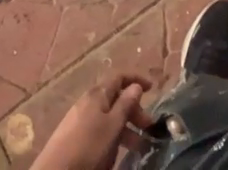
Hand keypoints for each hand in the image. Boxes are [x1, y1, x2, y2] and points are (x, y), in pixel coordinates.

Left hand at [29, 72, 155, 169]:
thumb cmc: (88, 146)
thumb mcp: (112, 126)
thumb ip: (126, 104)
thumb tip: (136, 86)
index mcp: (97, 94)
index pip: (119, 77)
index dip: (136, 79)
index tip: (152, 88)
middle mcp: (88, 102)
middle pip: (116, 98)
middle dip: (134, 110)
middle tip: (148, 127)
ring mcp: (80, 119)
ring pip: (109, 117)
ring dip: (126, 127)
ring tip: (138, 145)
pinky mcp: (75, 136)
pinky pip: (100, 129)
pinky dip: (113, 136)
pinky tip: (116, 150)